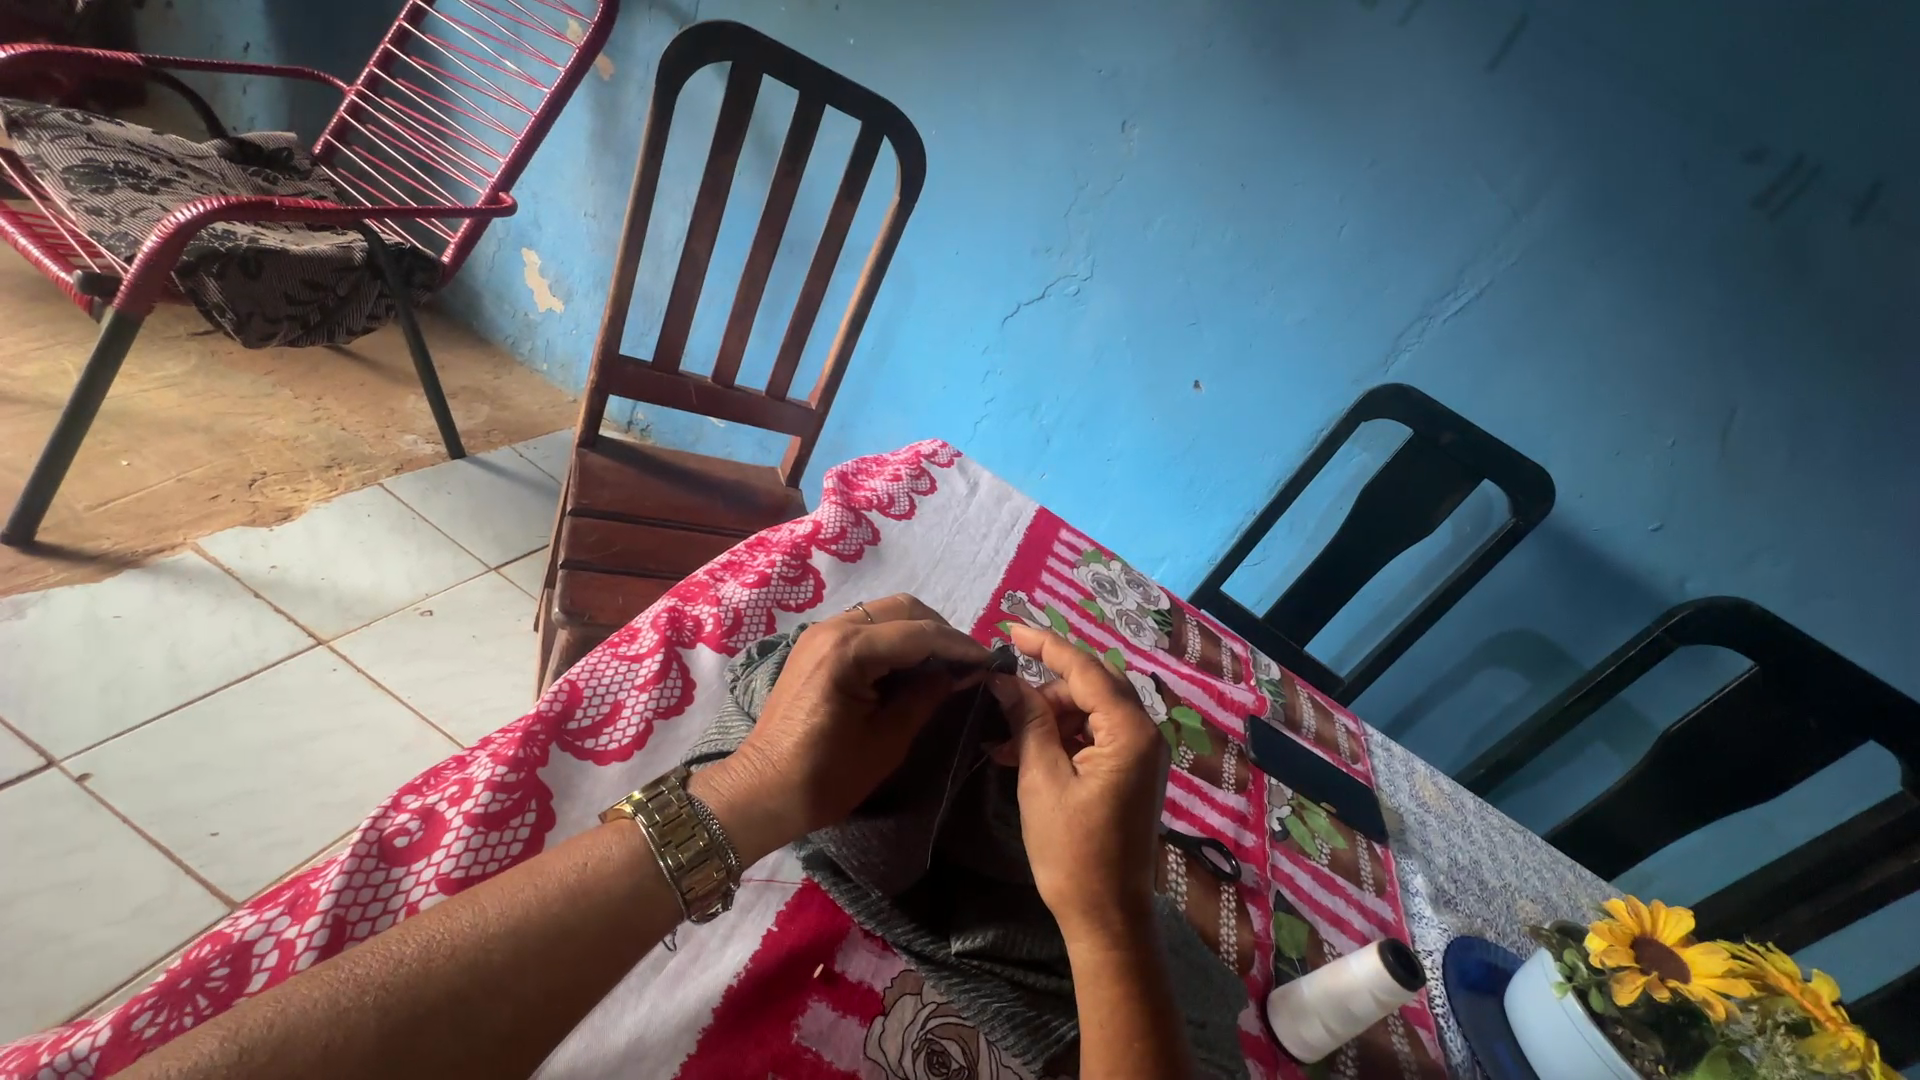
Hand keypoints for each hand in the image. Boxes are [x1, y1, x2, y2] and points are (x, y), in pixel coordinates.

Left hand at [688, 595, 990, 864]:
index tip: (991, 661)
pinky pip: (866, 626)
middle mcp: (833, 627)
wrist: (762, 791)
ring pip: (884, 612)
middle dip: (940, 631)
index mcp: (848, 650)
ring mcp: (820, 633)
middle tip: (967, 663)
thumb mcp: (886, 742)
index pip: (920, 634)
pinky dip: (894, 638)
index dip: (960, 646)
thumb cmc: (825, 776)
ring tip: (944, 664)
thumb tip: (959, 674)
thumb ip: (925, 697)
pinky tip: (910, 666)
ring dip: (918, 631)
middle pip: (903, 608)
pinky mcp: (815, 645)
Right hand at [990, 624, 1168, 941]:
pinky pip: (1094, 736)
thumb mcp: (1041, 778)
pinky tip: (1022, 750)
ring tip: (1004, 733)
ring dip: (1048, 715)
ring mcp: (1140, 754)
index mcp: (1130, 731)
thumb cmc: (1072, 850)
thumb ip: (1027, 720)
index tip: (1010, 629)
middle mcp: (1144, 734)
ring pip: (1089, 711)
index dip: (1045, 645)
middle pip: (1090, 686)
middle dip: (1045, 685)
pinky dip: (1060, 737)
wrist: (1105, 917)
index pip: (1085, 669)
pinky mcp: (1131, 773)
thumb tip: (1005, 680)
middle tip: (1002, 689)